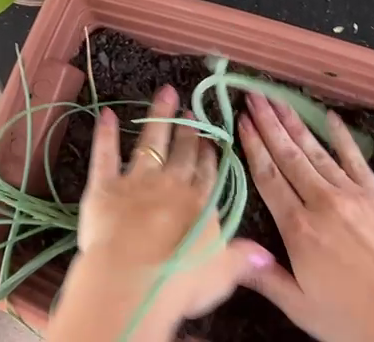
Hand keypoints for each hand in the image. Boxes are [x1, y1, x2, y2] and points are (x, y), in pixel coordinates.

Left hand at [48, 86, 270, 341]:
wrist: (133, 279)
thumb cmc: (180, 281)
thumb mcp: (221, 274)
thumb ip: (242, 259)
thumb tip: (267, 257)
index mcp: (199, 204)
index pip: (207, 173)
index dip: (208, 154)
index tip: (209, 137)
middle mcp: (171, 185)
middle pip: (182, 153)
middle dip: (188, 131)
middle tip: (190, 109)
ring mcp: (137, 182)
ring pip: (150, 142)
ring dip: (159, 116)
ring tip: (165, 93)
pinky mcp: (106, 186)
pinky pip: (105, 155)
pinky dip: (105, 134)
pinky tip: (105, 114)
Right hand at [237, 94, 373, 341]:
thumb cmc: (353, 320)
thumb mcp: (302, 308)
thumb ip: (266, 278)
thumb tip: (232, 255)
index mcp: (299, 229)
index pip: (268, 177)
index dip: (253, 146)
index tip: (241, 120)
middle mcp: (322, 202)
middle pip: (289, 155)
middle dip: (268, 122)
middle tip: (253, 94)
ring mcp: (351, 194)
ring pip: (316, 150)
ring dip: (294, 122)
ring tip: (278, 99)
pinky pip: (354, 158)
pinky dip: (340, 136)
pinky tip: (329, 117)